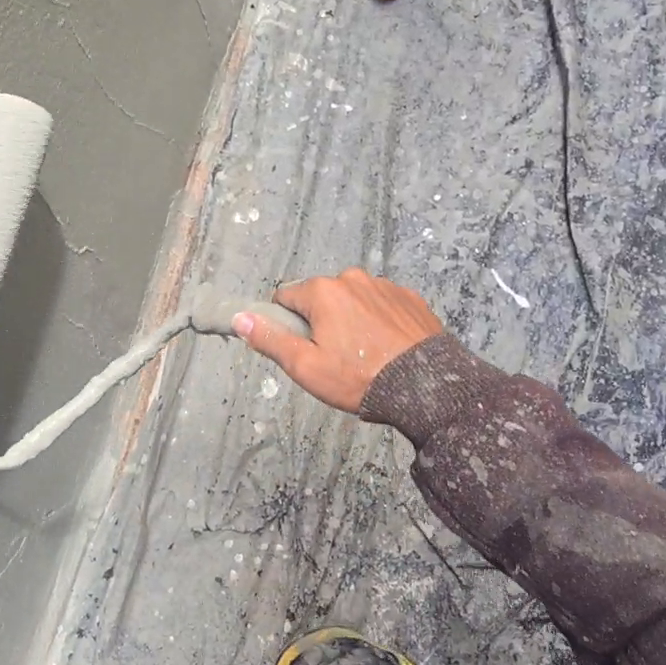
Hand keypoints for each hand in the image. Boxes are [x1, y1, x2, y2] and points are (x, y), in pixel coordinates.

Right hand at [233, 269, 443, 413]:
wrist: (426, 386)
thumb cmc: (359, 379)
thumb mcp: (306, 367)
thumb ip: (270, 339)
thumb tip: (239, 318)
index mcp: (323, 291)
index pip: (286, 297)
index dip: (287, 324)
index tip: (302, 348)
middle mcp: (353, 278)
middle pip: (321, 297)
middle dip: (321, 321)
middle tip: (335, 357)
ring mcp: (385, 286)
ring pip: (352, 300)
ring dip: (350, 320)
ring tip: (364, 355)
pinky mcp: (409, 298)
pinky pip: (381, 305)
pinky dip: (378, 321)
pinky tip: (386, 348)